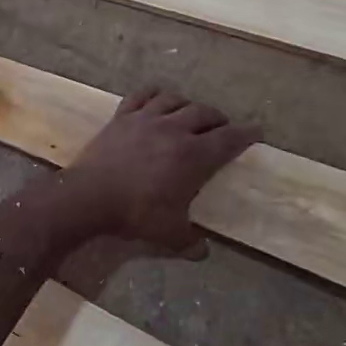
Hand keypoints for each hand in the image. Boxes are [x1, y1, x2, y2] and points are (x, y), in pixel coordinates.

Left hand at [56, 87, 258, 254]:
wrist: (89, 196)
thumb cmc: (135, 213)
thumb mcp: (169, 234)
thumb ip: (190, 241)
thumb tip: (203, 251)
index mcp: (192, 156)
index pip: (228, 139)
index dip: (245, 133)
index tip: (256, 130)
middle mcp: (173, 129)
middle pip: (204, 113)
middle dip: (218, 118)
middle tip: (222, 126)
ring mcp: (145, 119)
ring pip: (174, 99)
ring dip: (187, 104)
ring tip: (190, 112)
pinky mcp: (121, 116)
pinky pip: (141, 95)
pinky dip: (153, 94)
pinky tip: (156, 98)